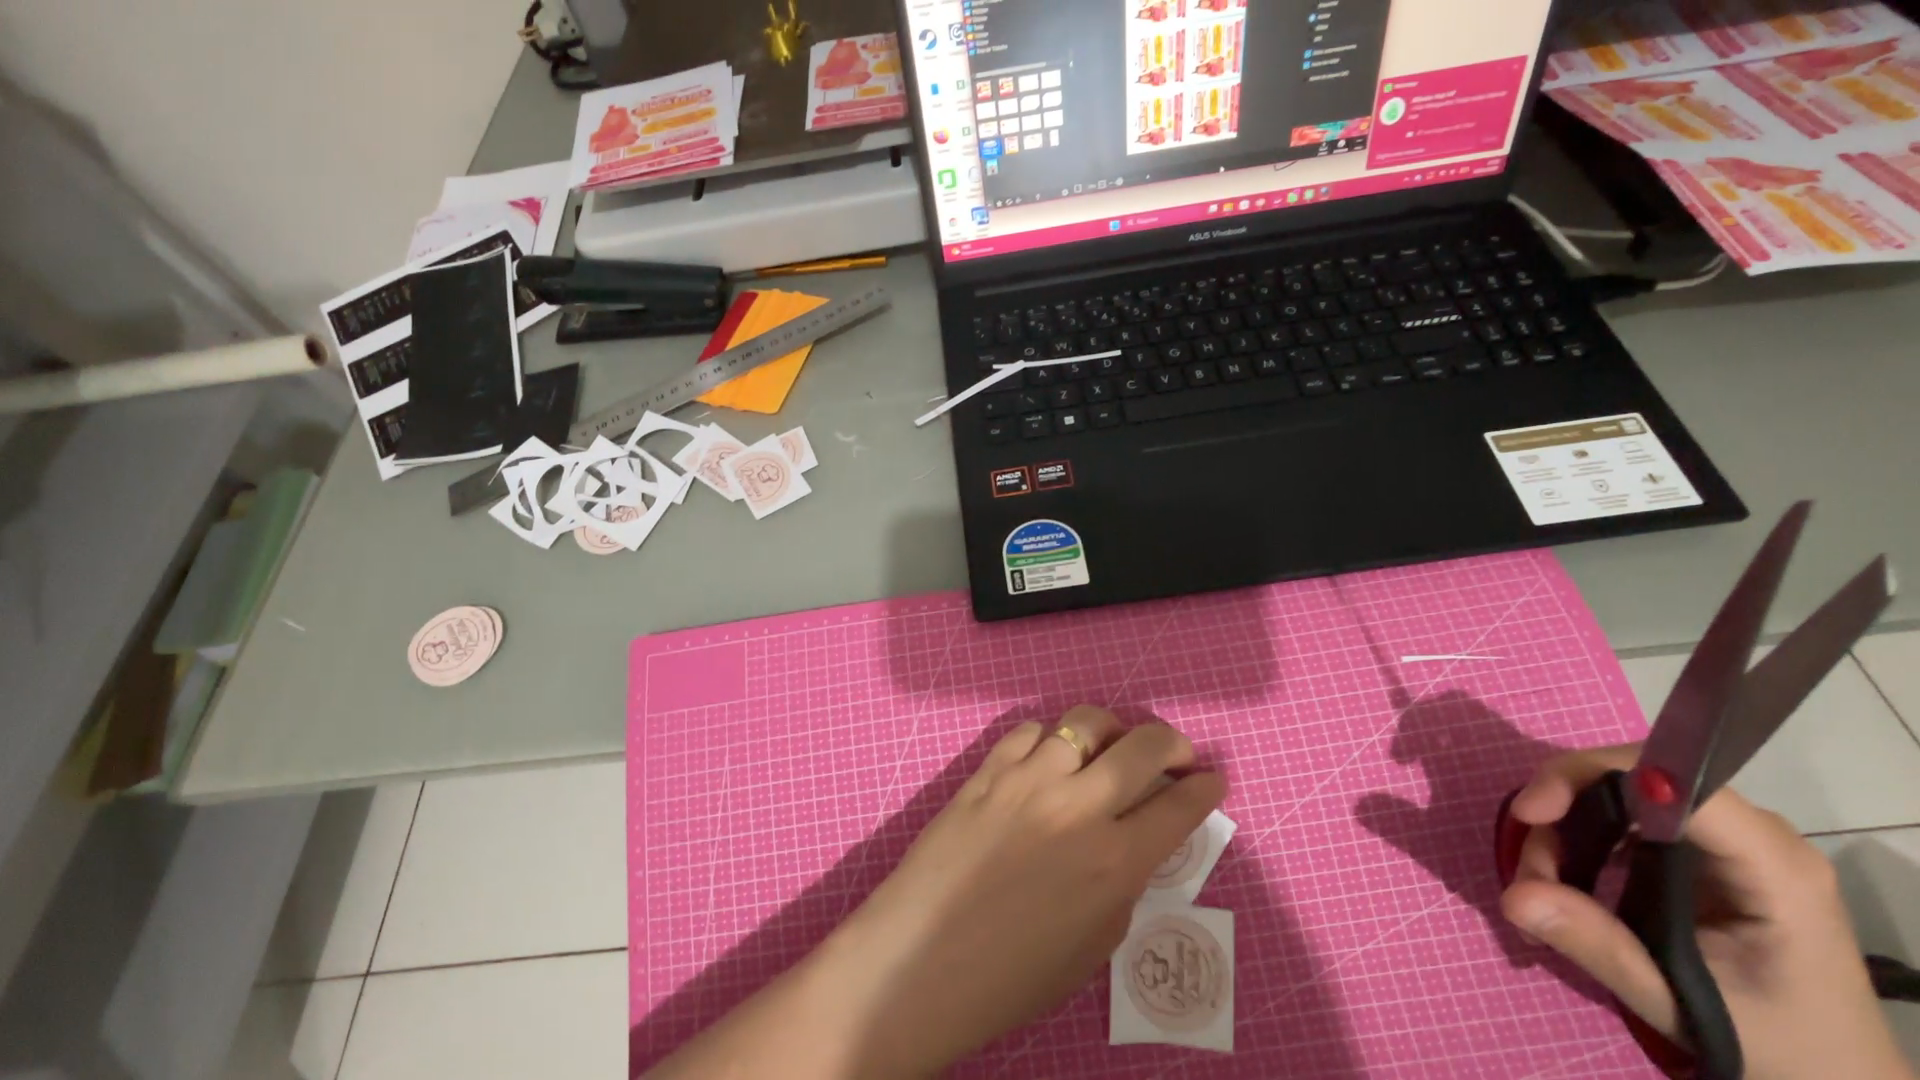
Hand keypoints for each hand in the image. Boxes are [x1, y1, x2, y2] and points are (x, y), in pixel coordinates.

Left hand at [818, 706, 1226, 1076]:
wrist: (920, 963)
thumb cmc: (1012, 977)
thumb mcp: (1094, 946)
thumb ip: (1122, 884)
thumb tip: (1131, 843)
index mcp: (1115, 861)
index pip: (1180, 805)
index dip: (1206, 787)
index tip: (1213, 779)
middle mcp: (1079, 808)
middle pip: (1145, 744)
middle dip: (1173, 743)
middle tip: (1174, 755)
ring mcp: (1028, 782)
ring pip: (1084, 722)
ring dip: (1110, 730)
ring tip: (1109, 748)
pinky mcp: (986, 773)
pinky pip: (1028, 731)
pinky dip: (1048, 739)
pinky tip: (1046, 759)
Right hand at [1501, 744, 1914, 1079]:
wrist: (1835, 1075)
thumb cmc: (1774, 1042)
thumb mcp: (1680, 1003)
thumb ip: (1599, 946)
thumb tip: (1515, 895)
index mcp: (1772, 867)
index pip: (1675, 784)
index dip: (1593, 778)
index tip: (1533, 814)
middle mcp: (1759, 837)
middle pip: (1640, 781)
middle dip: (1568, 810)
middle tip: (1531, 869)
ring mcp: (1736, 842)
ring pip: (1628, 797)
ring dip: (1572, 829)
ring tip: (1545, 885)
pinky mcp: (1712, 853)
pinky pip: (1636, 819)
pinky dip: (1590, 839)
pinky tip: (1574, 880)